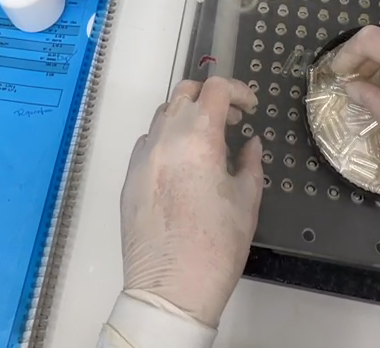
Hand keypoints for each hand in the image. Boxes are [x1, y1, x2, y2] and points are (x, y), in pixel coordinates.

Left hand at [120, 76, 263, 326]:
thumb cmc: (217, 245)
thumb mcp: (247, 201)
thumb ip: (250, 162)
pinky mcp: (129, 175)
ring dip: (187, 116)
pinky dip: (166, 139)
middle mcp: (166, 135)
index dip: (238, 91)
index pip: (216, 88)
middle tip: (229, 120)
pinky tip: (180, 164)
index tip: (250, 109)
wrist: (170, 289)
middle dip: (210, 97)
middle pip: (185, 91)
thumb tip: (250, 143)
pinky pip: (148, 141)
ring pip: (164, 113)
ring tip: (205, 142)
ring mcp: (143, 154)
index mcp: (198, 136)